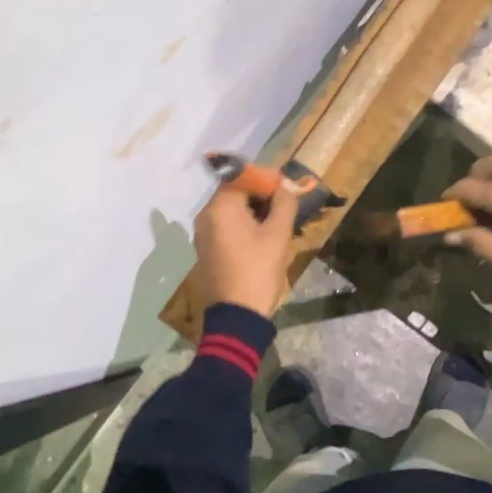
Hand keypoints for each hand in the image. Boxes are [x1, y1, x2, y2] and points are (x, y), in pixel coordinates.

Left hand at [193, 182, 299, 317]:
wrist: (237, 316)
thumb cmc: (258, 271)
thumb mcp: (277, 235)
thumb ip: (284, 204)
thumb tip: (288, 184)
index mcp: (220, 208)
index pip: (241, 176)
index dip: (266, 178)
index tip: (287, 188)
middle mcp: (205, 216)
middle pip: (234, 193)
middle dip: (261, 195)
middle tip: (286, 206)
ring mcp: (203, 235)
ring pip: (231, 212)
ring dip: (254, 212)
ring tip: (279, 224)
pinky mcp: (206, 251)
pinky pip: (226, 228)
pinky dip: (244, 226)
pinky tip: (262, 239)